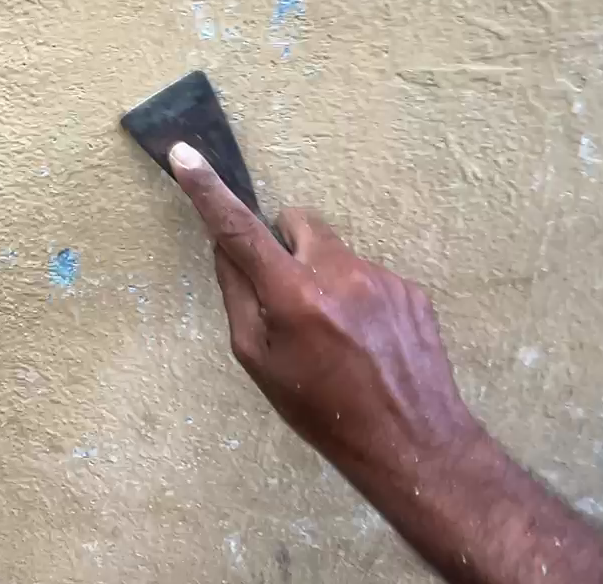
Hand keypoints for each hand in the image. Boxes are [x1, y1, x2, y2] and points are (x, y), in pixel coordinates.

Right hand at [167, 142, 485, 492]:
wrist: (418, 448)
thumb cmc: (321, 409)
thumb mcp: (257, 359)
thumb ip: (237, 294)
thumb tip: (225, 247)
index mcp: (294, 296)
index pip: (239, 229)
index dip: (207, 189)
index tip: (185, 155)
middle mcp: (339, 275)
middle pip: (295, 222)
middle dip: (283, 244)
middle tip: (287, 293)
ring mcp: (382, 279)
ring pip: (330, 249)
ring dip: (320, 273)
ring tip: (335, 329)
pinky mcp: (411, 289)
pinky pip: (364, 271)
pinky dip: (353, 293)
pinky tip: (365, 338)